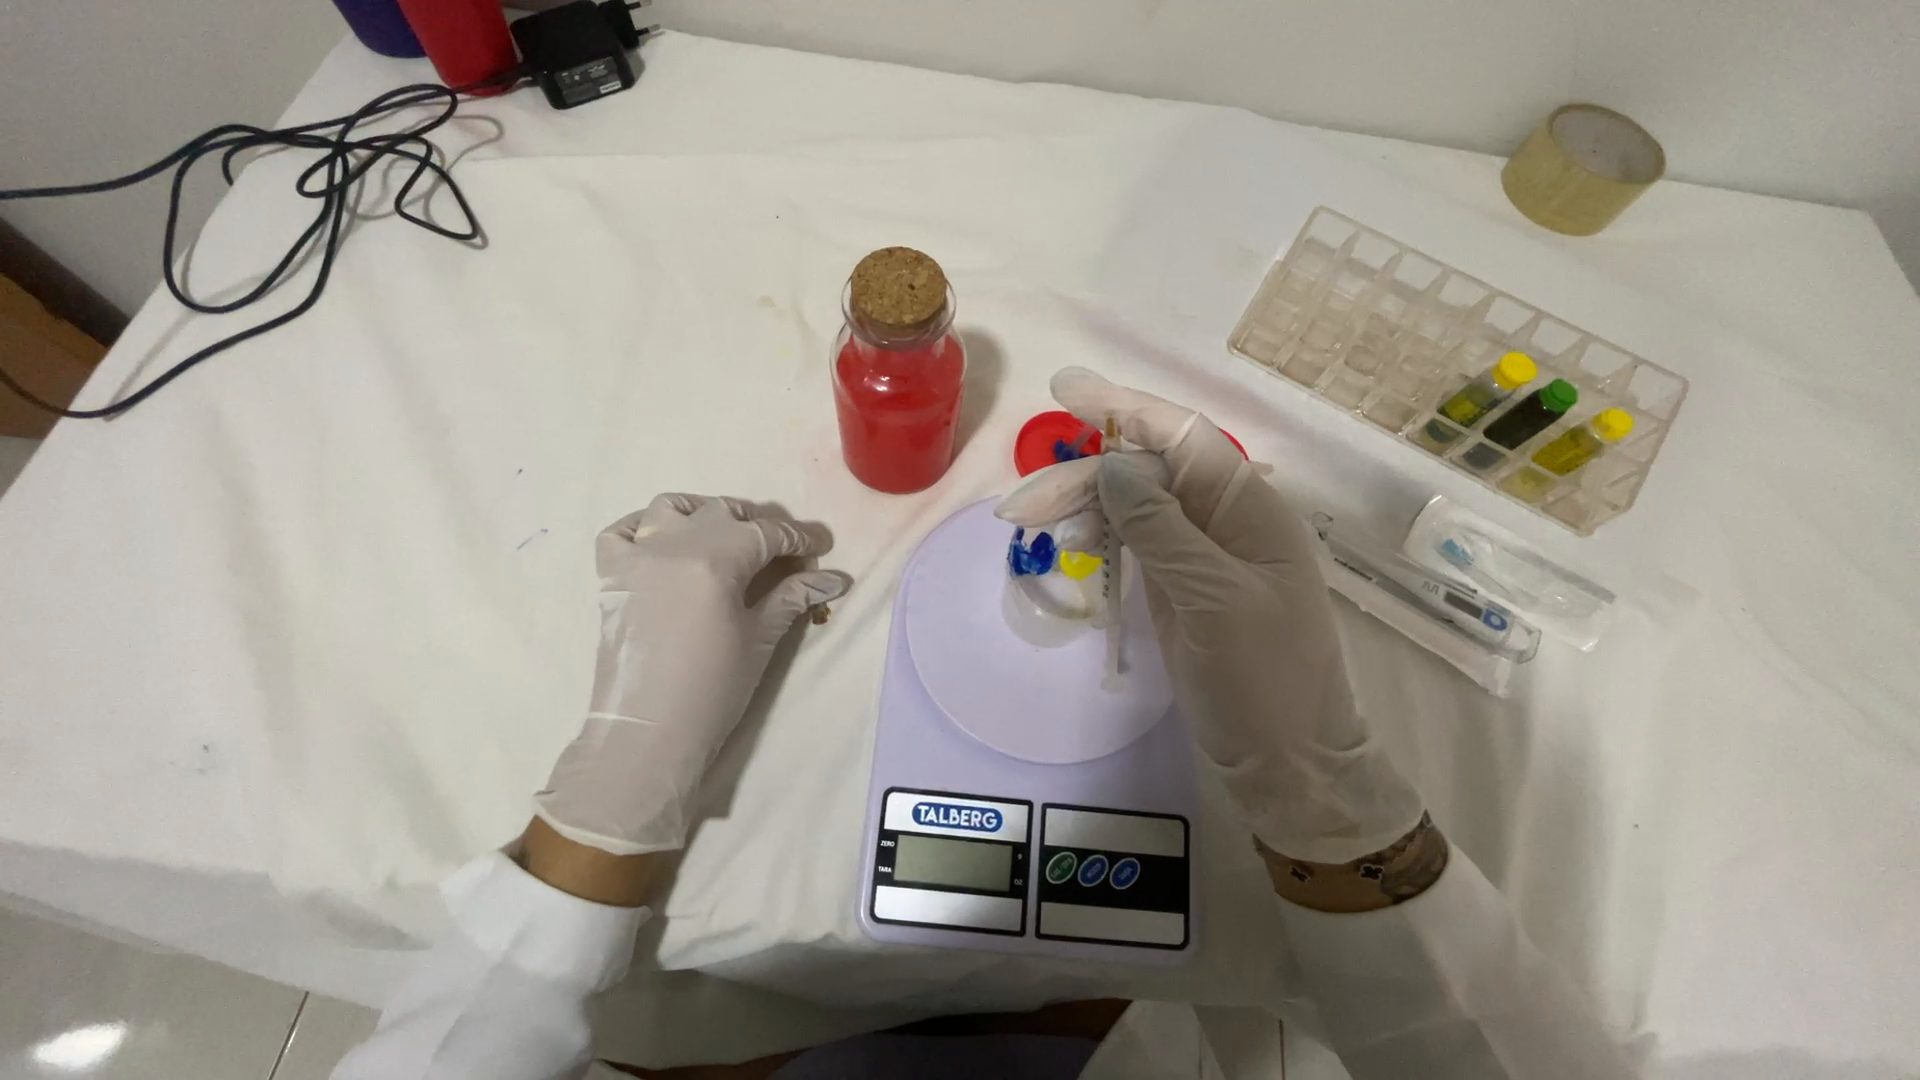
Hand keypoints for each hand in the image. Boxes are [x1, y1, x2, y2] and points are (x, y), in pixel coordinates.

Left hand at [534, 494, 848, 856]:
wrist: (646, 734)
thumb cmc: (712, 691)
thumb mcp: (761, 640)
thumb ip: (792, 597)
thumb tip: (835, 579)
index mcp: (715, 561)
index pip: (766, 533)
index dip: (799, 538)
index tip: (822, 548)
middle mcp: (673, 546)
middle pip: (724, 513)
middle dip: (760, 525)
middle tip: (783, 553)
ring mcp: (636, 557)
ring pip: (672, 508)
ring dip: (705, 514)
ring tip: (726, 538)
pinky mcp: (610, 576)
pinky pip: (620, 531)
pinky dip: (643, 527)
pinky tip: (666, 545)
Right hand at [997, 368, 1422, 864]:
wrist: (1286, 762)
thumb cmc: (1265, 679)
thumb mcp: (1214, 598)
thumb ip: (1162, 528)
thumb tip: (1113, 466)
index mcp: (1249, 509)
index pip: (1182, 437)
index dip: (1125, 408)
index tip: (1066, 391)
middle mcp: (1223, 521)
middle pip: (1146, 473)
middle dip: (1084, 476)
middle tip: (1022, 506)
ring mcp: (1198, 556)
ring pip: (1133, 507)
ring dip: (1083, 506)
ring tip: (1026, 523)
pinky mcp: (1177, 588)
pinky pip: (1133, 544)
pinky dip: (1099, 536)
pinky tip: (1068, 537)